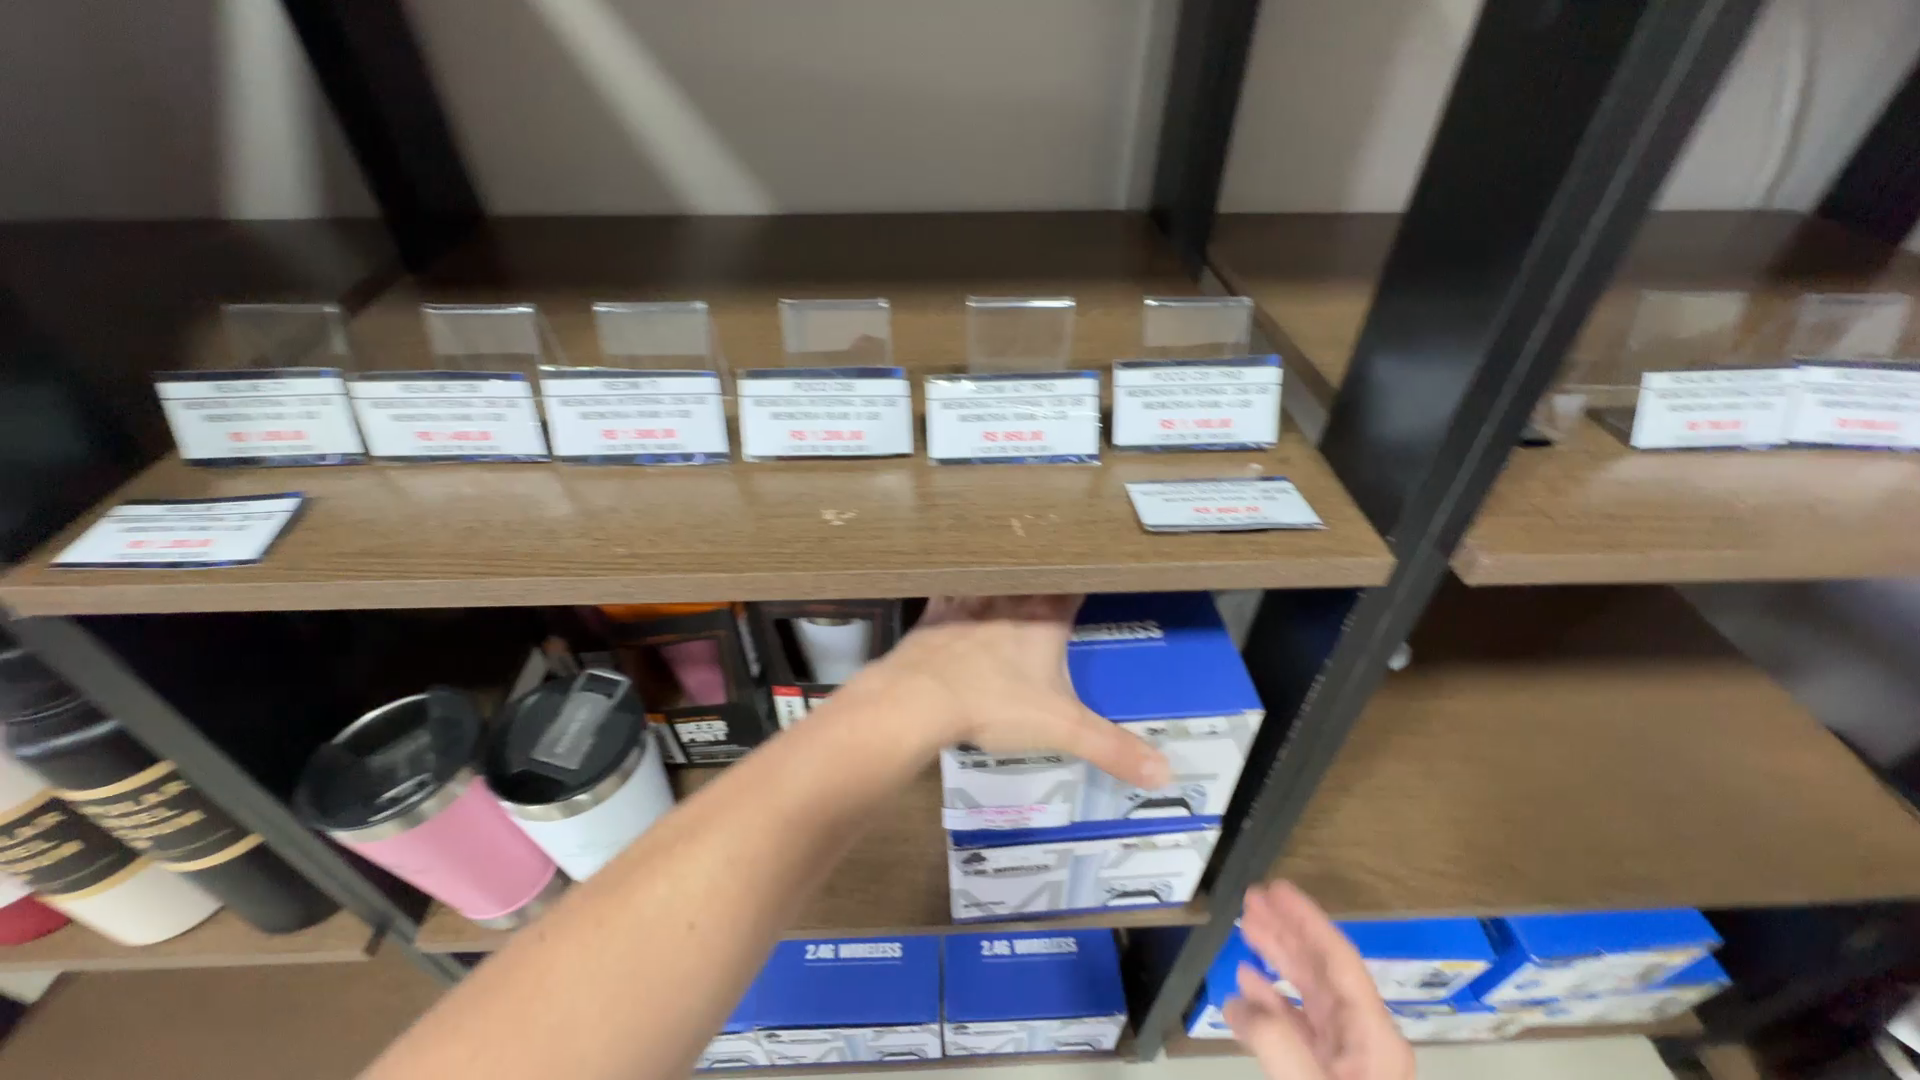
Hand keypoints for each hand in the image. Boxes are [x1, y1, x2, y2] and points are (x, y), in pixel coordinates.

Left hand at [854, 595, 1169, 788]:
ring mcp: (970, 603)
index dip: (1085, 579)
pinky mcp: (935, 612)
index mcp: (1046, 620)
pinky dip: (957, 583)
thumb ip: (1113, 748)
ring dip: (1005, 571)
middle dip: (1048, 573)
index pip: (1074, 587)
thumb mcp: (1062, 730)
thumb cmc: (995, 706)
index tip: (1096, 571)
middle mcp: (1010, 602)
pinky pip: (951, 587)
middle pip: (1036, 576)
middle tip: (1056, 567)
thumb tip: (1167, 775)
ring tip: (1012, 564)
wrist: (920, 698)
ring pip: (995, 574)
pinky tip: (955, 581)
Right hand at [1226, 882, 1414, 1079]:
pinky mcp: (1327, 1077)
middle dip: (1287, 932)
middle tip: (1251, 899)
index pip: (1339, 960)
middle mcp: (1364, 1040)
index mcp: (1373, 1037)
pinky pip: (1298, 1026)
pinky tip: (1246, 986)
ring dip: (1276, 960)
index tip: (1276, 888)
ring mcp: (1347, 1061)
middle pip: (1322, 970)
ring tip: (1245, 930)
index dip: (1306, 919)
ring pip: (1308, 995)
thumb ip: (1276, 1042)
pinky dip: (1271, 1002)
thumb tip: (1240, 998)